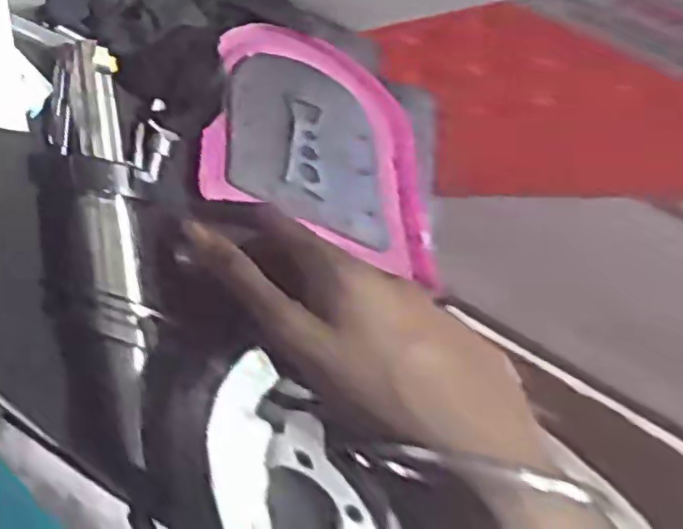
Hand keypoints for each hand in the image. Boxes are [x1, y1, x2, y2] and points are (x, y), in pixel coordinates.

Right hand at [184, 210, 551, 468]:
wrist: (490, 462)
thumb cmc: (371, 389)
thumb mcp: (293, 336)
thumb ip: (242, 279)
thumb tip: (191, 226)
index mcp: (339, 265)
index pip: (275, 220)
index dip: (239, 222)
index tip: (214, 237)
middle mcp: (385, 271)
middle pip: (317, 252)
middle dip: (281, 262)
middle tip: (259, 291)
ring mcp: (432, 304)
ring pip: (361, 283)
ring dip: (329, 290)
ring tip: (316, 323)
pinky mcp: (467, 338)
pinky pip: (404, 312)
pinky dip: (374, 316)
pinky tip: (376, 350)